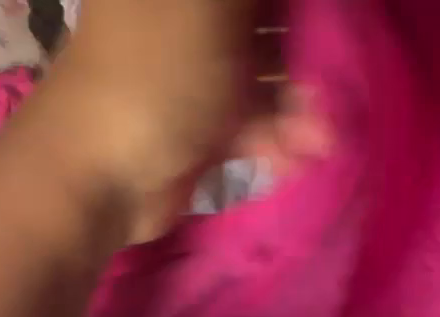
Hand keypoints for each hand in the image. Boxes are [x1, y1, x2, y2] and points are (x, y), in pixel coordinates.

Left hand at [36, 0, 328, 240]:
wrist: (101, 176)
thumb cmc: (157, 74)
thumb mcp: (212, 5)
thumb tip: (296, 7)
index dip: (305, 11)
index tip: (337, 32)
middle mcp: (188, 10)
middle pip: (271, 21)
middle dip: (311, 56)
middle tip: (338, 88)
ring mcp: (196, 66)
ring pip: (267, 72)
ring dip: (301, 104)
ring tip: (322, 139)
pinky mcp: (203, 120)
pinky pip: (253, 119)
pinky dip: (279, 136)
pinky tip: (299, 156)